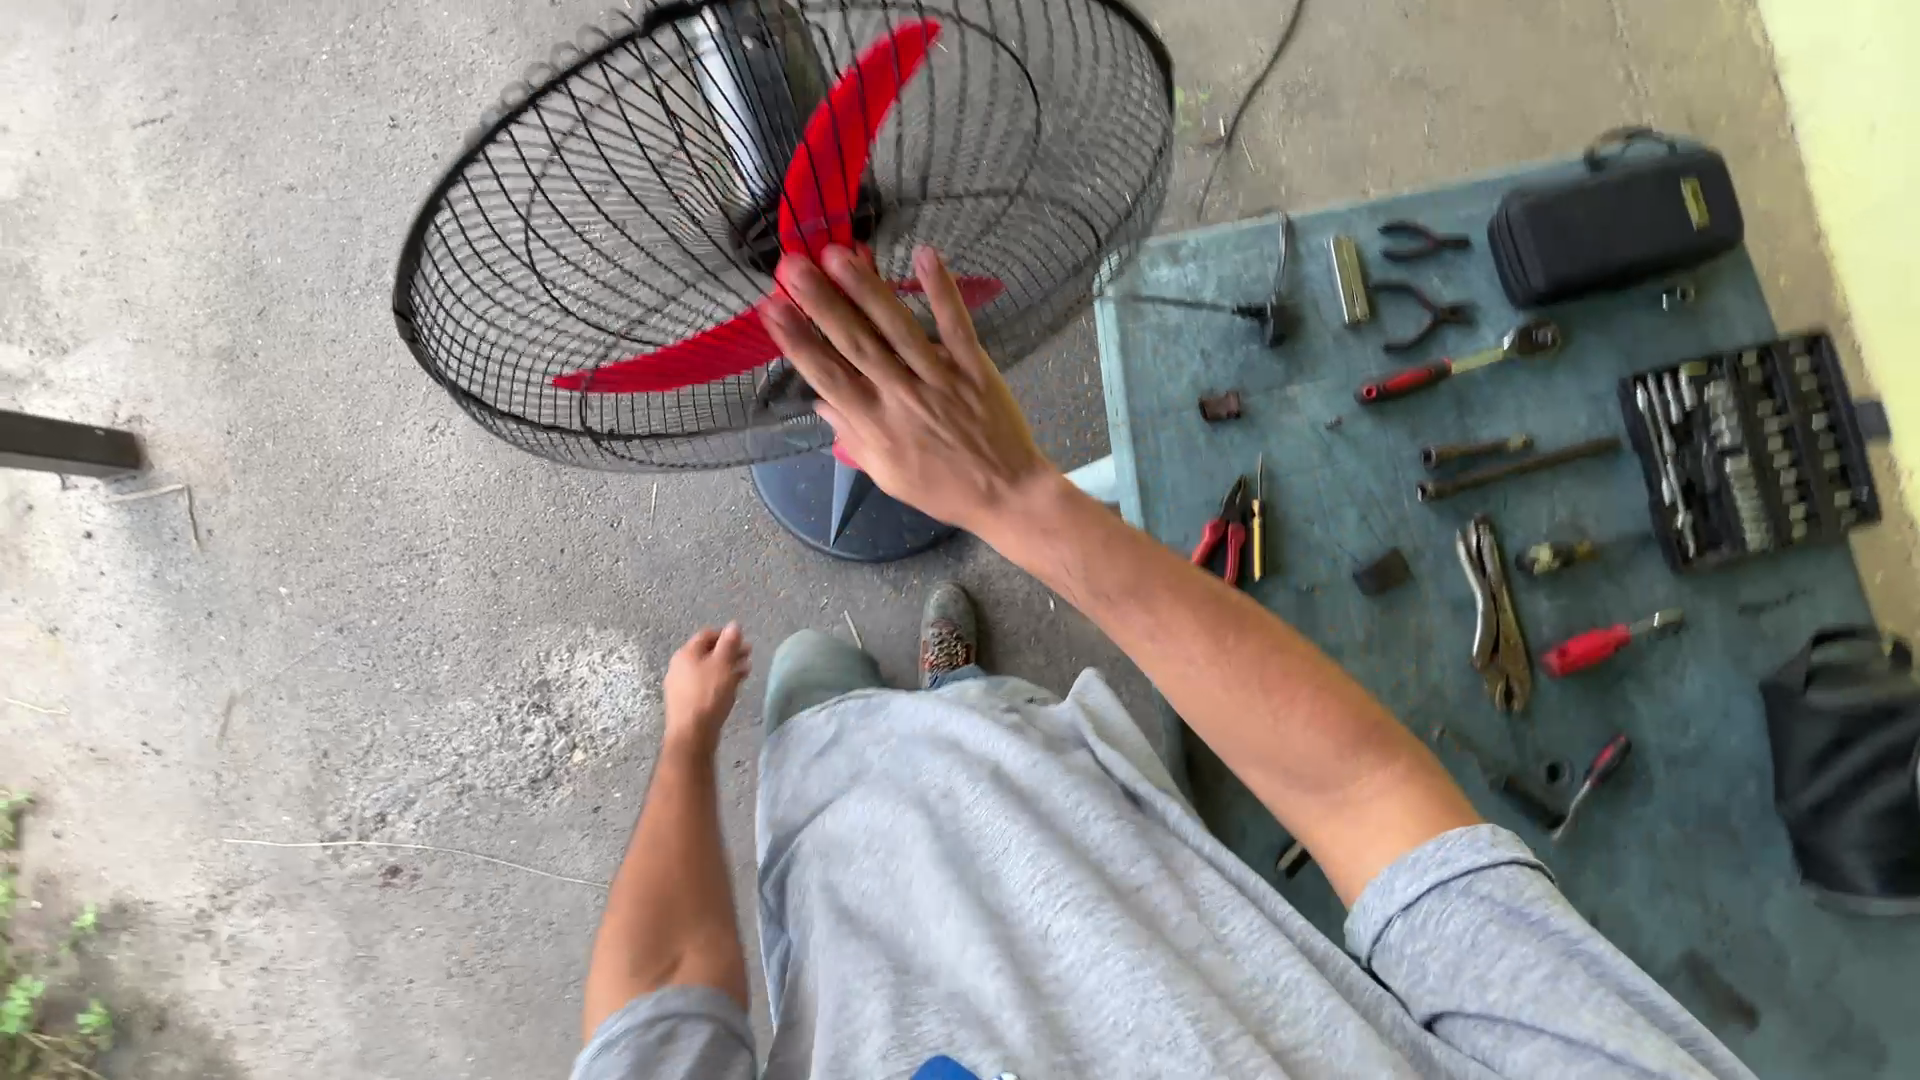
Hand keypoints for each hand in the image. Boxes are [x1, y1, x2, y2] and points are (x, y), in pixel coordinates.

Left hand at [663, 623, 751, 754]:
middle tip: (748, 655)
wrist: (692, 733)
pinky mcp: (685, 701)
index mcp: (686, 653)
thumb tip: (734, 624)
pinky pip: (704, 684)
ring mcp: (680, 684)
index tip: (743, 641)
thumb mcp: (723, 664)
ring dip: (727, 667)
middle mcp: (679, 666)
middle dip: (729, 652)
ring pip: (707, 669)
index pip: (707, 635)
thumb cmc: (709, 694)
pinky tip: (732, 688)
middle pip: (707, 652)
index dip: (726, 635)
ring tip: (745, 672)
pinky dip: (719, 681)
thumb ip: (729, 643)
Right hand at [758, 245, 1058, 535]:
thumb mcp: (887, 476)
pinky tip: (925, 254)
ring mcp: (940, 378)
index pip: (828, 378)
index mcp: (876, 425)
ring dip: (867, 289)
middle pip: (856, 344)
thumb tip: (821, 403)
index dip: (798, 342)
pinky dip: (941, 290)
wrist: (1004, 494)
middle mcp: (902, 396)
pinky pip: (955, 324)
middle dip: (822, 304)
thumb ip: (854, 437)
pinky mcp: (974, 367)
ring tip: (839, 255)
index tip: (772, 309)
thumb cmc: (942, 490)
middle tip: (793, 266)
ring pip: (898, 329)